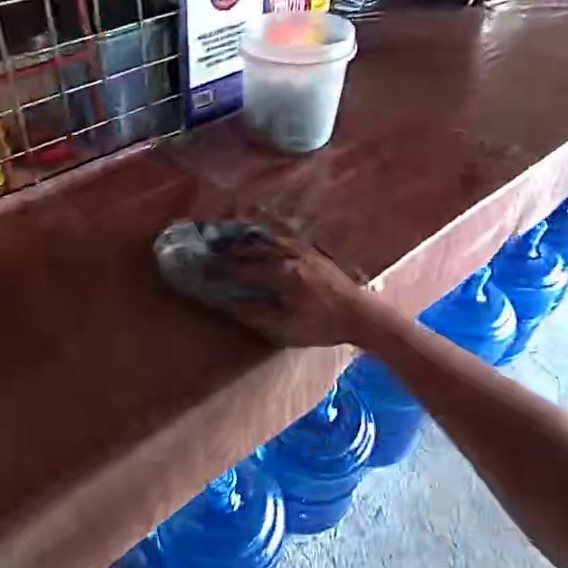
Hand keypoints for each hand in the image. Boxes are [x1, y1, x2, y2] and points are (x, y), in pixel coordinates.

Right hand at [192, 221, 393, 348]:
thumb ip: (255, 312)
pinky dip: (267, 241)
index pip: (243, 269)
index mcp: (283, 274)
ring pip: (269, 241)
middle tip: (210, 251)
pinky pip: (283, 241)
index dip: (221, 271)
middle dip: (229, 250)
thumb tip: (229, 302)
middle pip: (253, 248)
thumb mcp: (286, 327)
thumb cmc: (324, 325)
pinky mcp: (314, 253)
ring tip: (230, 243)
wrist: (364, 317)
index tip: (203, 271)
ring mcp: (304, 252)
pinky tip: (261, 243)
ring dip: (247, 242)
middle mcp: (291, 257)